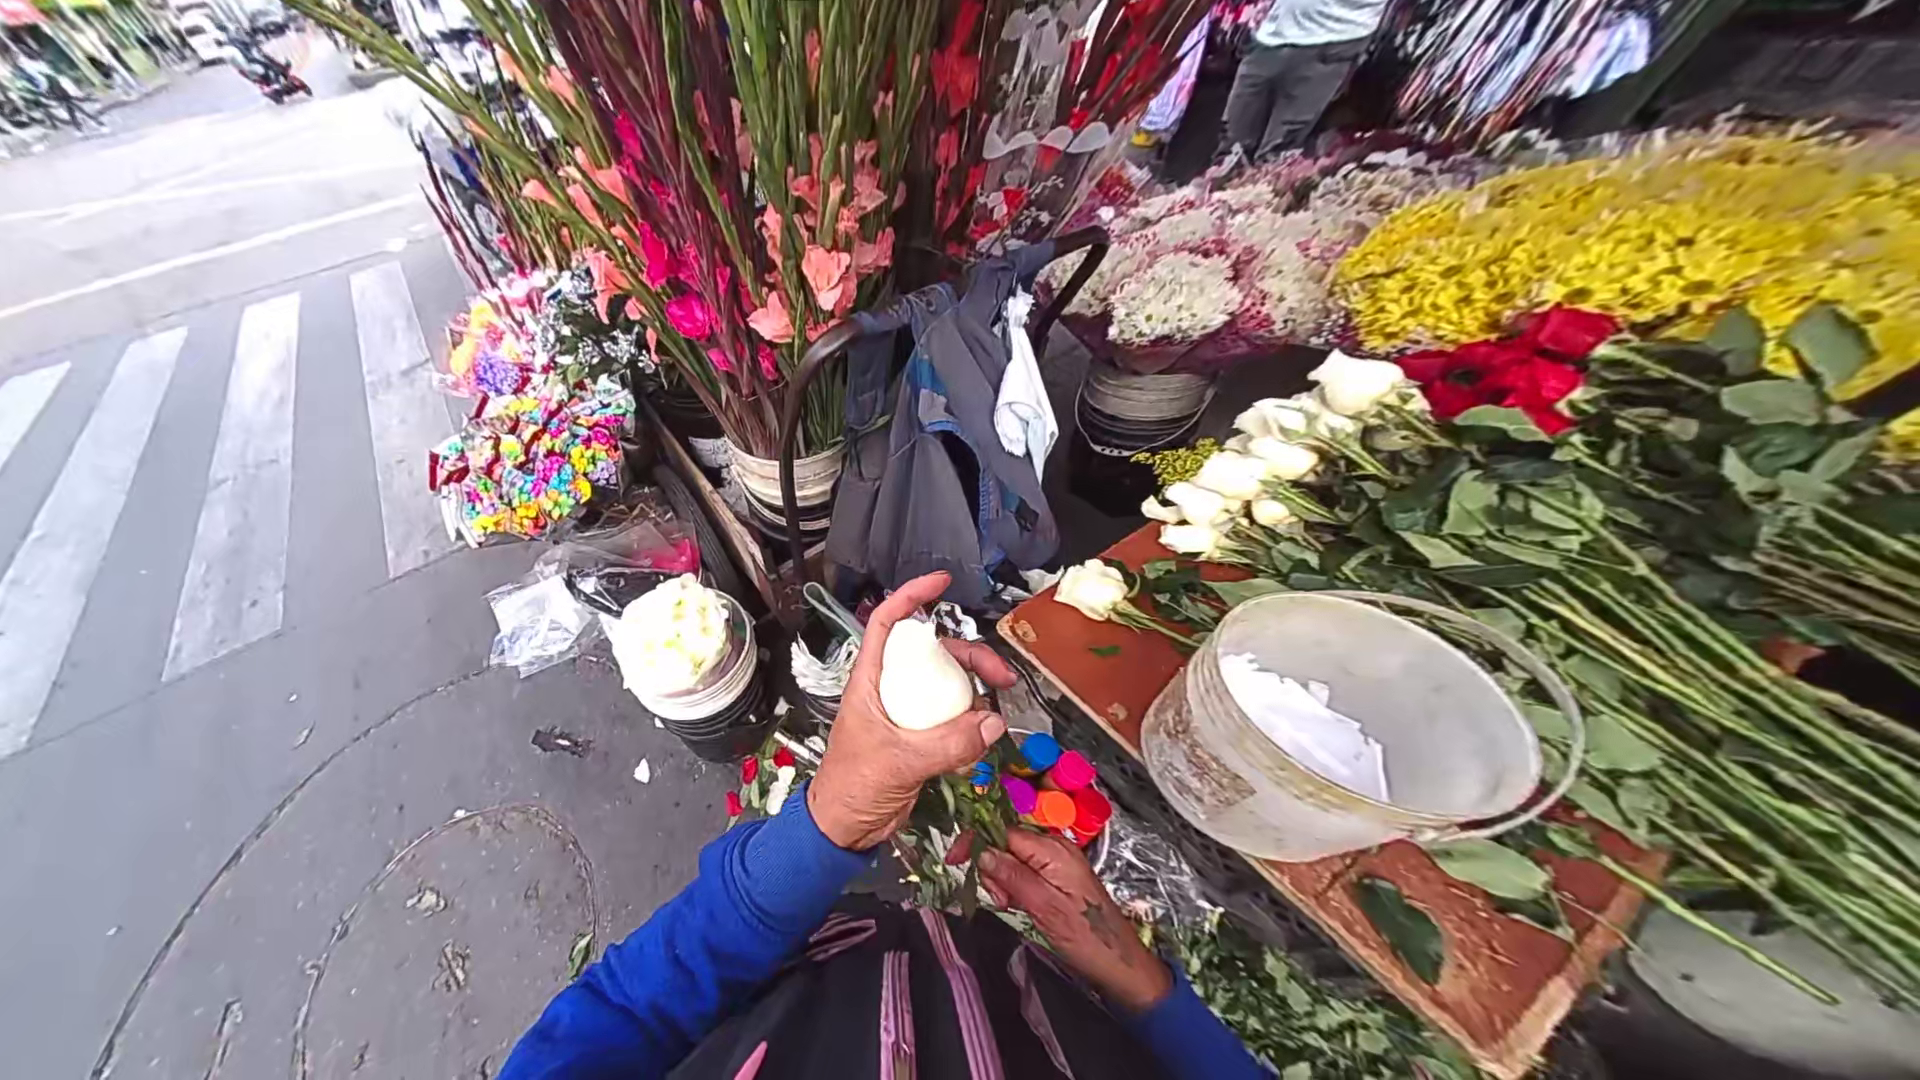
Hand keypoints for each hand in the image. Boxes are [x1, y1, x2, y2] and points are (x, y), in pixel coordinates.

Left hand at [808, 571, 1014, 851]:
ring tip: (992, 716)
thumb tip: (992, 722)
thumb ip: (946, 744)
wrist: (846, 829)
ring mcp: (909, 710)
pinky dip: (972, 725)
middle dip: (971, 656)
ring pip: (950, 684)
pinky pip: (955, 717)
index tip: (942, 581)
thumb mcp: (897, 762)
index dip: (912, 595)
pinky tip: (977, 742)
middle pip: (935, 653)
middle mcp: (892, 687)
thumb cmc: (851, 787)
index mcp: (872, 679)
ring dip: (976, 694)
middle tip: (1001, 677)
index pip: (888, 622)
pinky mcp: (924, 735)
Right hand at [979, 829, 1172, 1011]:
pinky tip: (1019, 904)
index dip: (976, 841)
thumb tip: (982, 851)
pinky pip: (1025, 868)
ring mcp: (1057, 859)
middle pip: (1005, 842)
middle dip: (992, 867)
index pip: (1003, 831)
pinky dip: (1015, 884)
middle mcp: (1054, 846)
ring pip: (1012, 856)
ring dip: (1002, 879)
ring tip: (1011, 906)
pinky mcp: (1057, 873)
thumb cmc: (1085, 937)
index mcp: (1052, 848)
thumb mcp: (1044, 907)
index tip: (954, 859)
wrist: (1121, 964)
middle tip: (1000, 900)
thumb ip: (1012, 876)